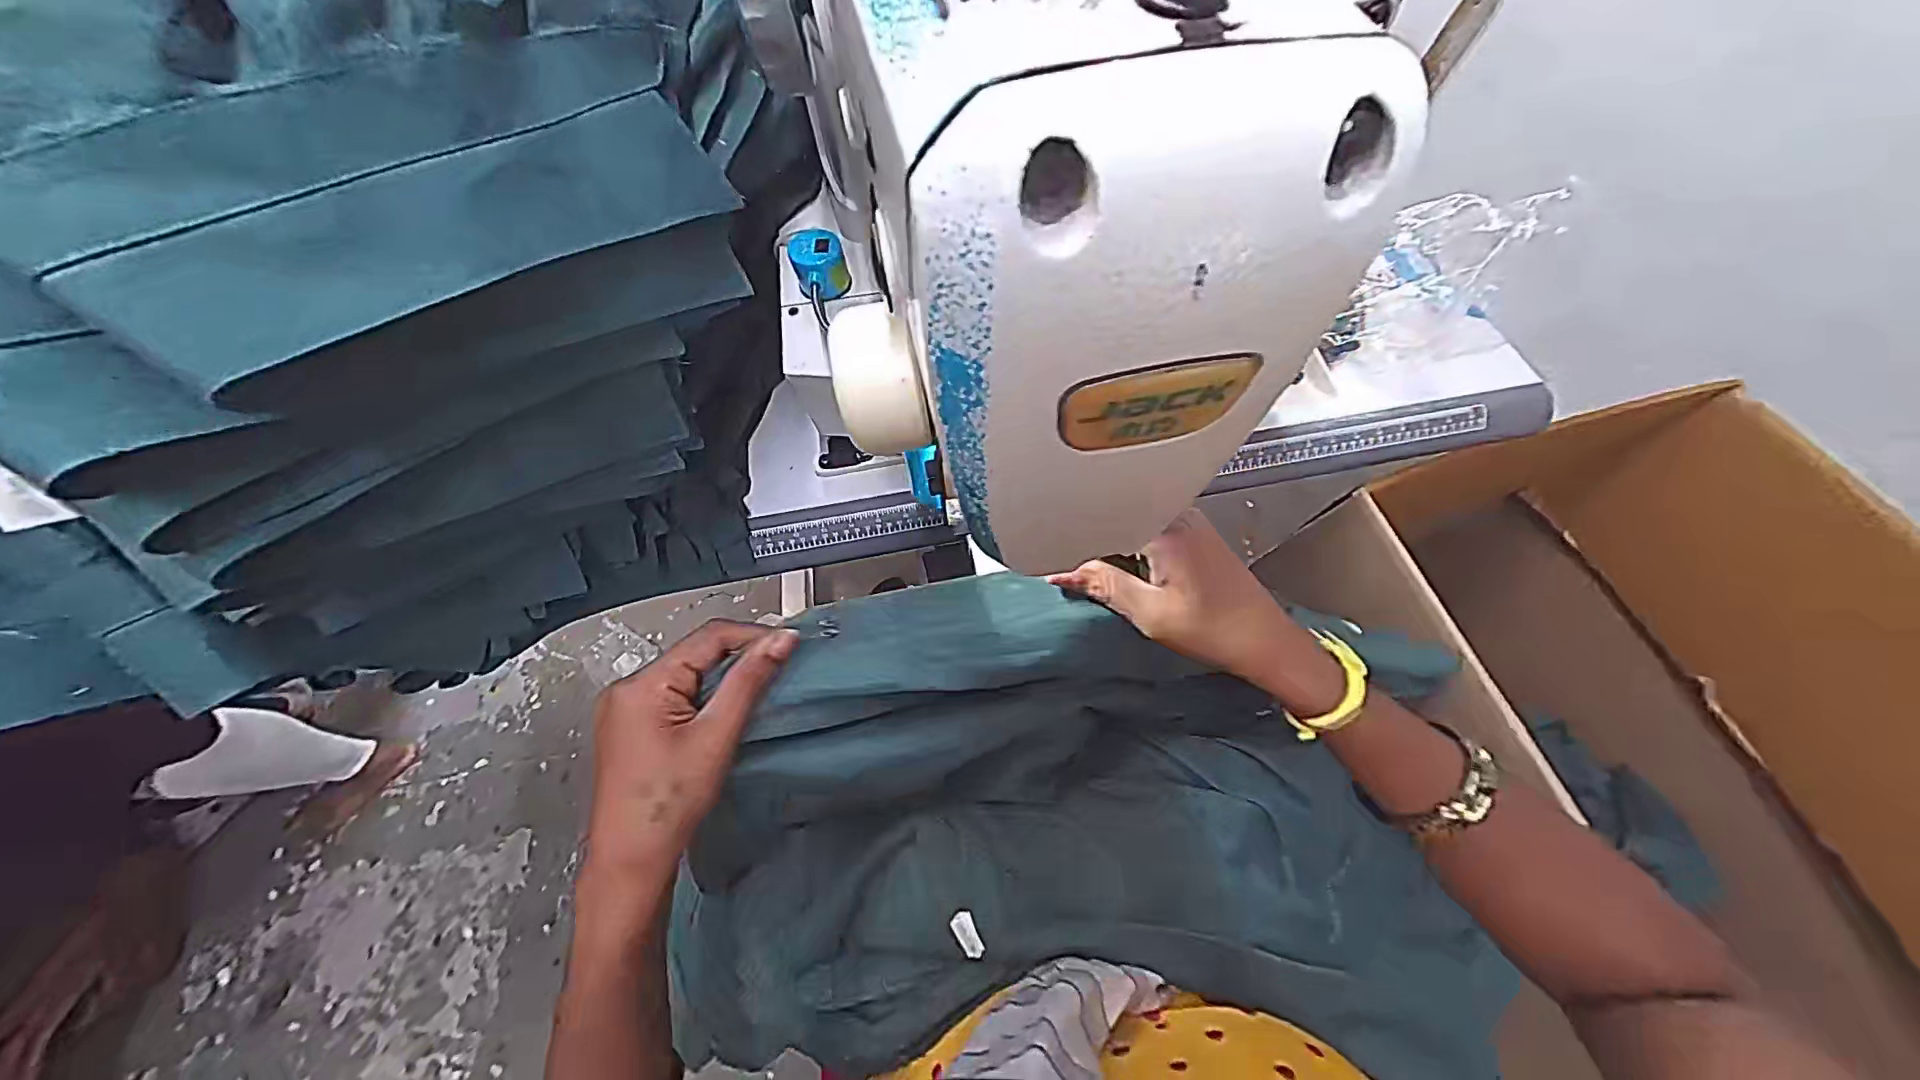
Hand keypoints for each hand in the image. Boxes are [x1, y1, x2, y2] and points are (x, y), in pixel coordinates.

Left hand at [583, 619, 798, 884]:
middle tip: (776, 670)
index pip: (708, 637)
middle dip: (740, 658)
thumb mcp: (717, 735)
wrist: (632, 859)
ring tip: (753, 696)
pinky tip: (723, 716)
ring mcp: (626, 709)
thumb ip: (750, 680)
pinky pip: (677, 694)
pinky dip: (707, 697)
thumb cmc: (666, 807)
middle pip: (697, 652)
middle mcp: (627, 690)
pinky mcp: (632, 726)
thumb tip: (778, 642)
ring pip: (690, 673)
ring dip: (724, 679)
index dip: (753, 636)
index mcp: (642, 686)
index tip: (786, 644)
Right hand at [1047, 509, 1343, 712]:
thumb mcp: (1150, 613)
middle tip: (1055, 547)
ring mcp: (1190, 523)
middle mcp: (1179, 514)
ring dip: (1109, 538)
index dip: (1074, 530)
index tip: (1048, 544)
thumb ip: (1105, 585)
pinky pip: (1149, 529)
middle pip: (1119, 512)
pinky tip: (1113, 560)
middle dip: (1089, 531)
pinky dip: (1128, 544)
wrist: (1268, 642)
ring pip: (1133, 520)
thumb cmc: (1214, 630)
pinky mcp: (1195, 536)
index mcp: (1166, 526)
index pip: (1106, 515)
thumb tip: (1063, 574)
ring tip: (1078, 553)